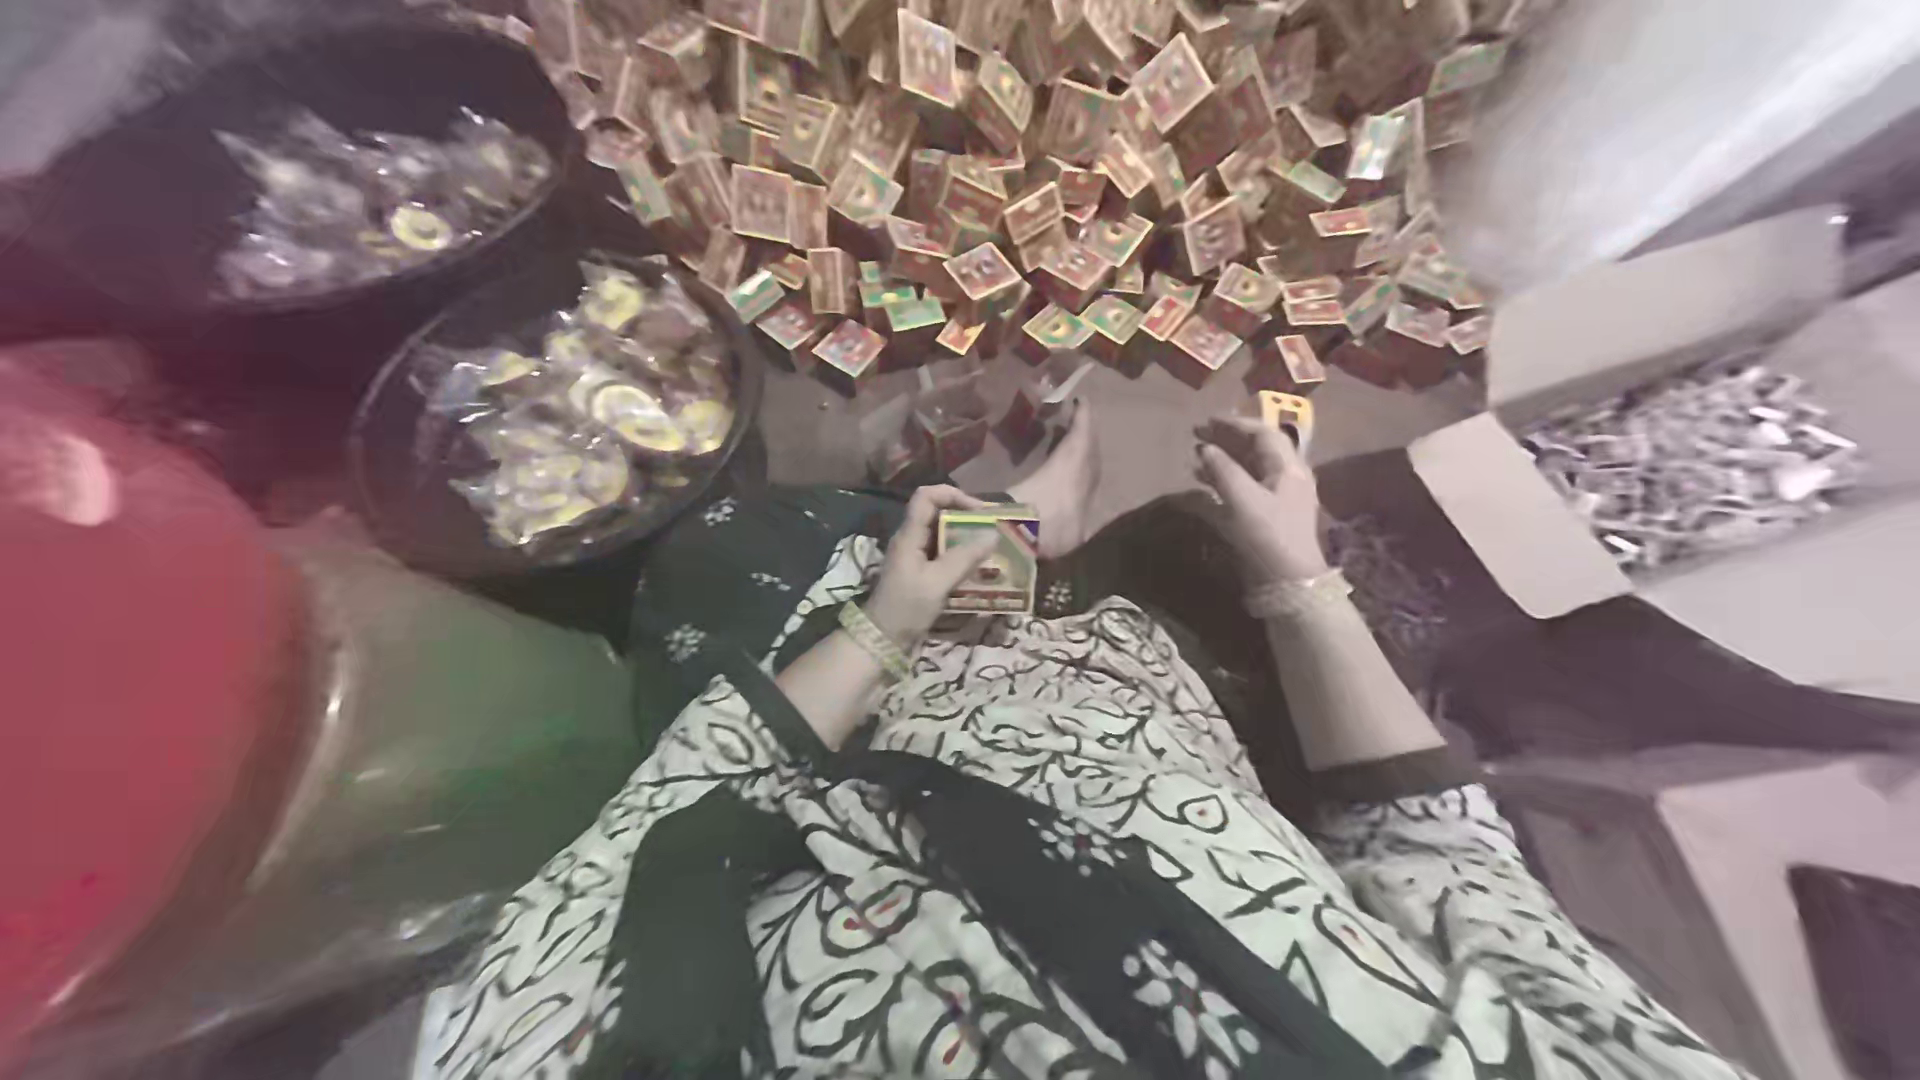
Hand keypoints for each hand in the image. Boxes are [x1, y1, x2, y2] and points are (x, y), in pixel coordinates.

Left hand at [866, 486, 999, 645]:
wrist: (882, 639)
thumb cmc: (906, 608)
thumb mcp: (937, 583)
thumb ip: (964, 558)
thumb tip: (993, 534)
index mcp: (910, 535)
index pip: (927, 496)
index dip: (953, 495)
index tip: (979, 510)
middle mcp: (912, 539)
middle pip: (938, 513)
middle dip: (966, 517)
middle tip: (993, 529)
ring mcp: (915, 555)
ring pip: (943, 534)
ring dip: (967, 537)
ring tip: (991, 547)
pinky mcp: (921, 571)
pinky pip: (944, 553)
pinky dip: (962, 555)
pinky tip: (979, 567)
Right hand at [1194, 416, 1329, 585]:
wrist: (1289, 580)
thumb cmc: (1268, 535)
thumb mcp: (1243, 500)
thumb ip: (1222, 470)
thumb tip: (1205, 448)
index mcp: (1288, 467)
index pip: (1262, 433)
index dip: (1234, 423)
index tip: (1206, 420)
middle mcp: (1286, 476)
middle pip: (1256, 448)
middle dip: (1227, 438)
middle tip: (1198, 433)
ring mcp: (1279, 496)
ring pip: (1249, 467)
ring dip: (1224, 457)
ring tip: (1197, 453)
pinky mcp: (1269, 514)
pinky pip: (1245, 486)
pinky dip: (1225, 479)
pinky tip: (1204, 481)